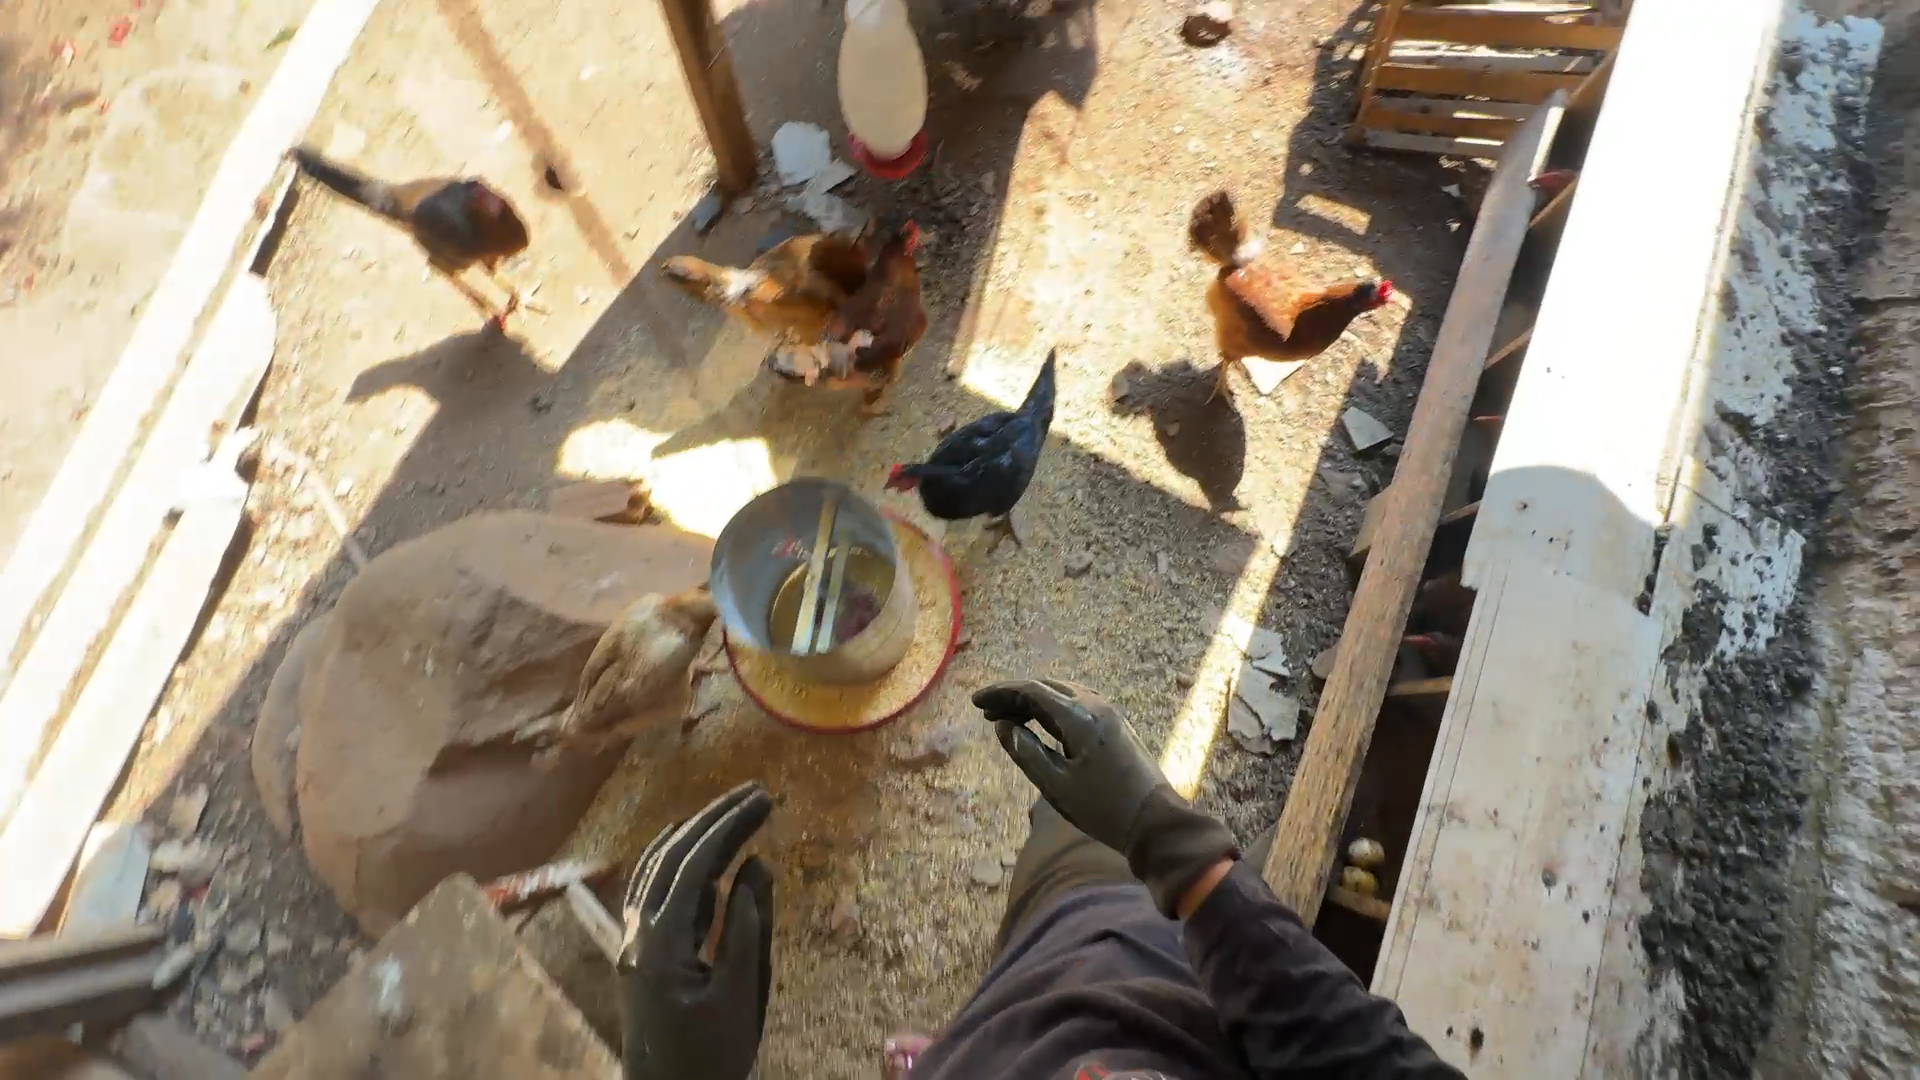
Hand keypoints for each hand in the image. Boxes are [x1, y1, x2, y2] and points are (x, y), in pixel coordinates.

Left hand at [617, 782, 774, 1079]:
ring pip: (657, 866)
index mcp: (662, 943)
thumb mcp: (741, 996)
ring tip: (731, 806)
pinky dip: (671, 855)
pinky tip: (687, 840)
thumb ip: (748, 927)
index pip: (696, 865)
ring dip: (694, 830)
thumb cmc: (710, 1056)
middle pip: (673, 855)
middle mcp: (638, 932)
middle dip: (715, 817)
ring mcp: (634, 940)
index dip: (730, 827)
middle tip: (757, 792)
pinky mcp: (639, 949)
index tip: (765, 800)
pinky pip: (651, 886)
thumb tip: (756, 864)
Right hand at [974, 678, 1237, 915]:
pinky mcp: (1116, 725)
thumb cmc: (1103, 808)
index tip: (976, 702)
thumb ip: (1026, 752)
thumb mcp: (1056, 785)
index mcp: (1080, 717)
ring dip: (1034, 701)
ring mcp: (1109, 713)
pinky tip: (1040, 723)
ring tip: (1009, 717)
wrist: (1157, 823)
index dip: (1001, 692)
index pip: (1032, 690)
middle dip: (1014, 695)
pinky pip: (1077, 703)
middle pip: (1047, 687)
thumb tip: (1003, 726)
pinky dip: (1052, 708)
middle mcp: (1095, 705)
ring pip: (1063, 693)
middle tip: (988, 711)